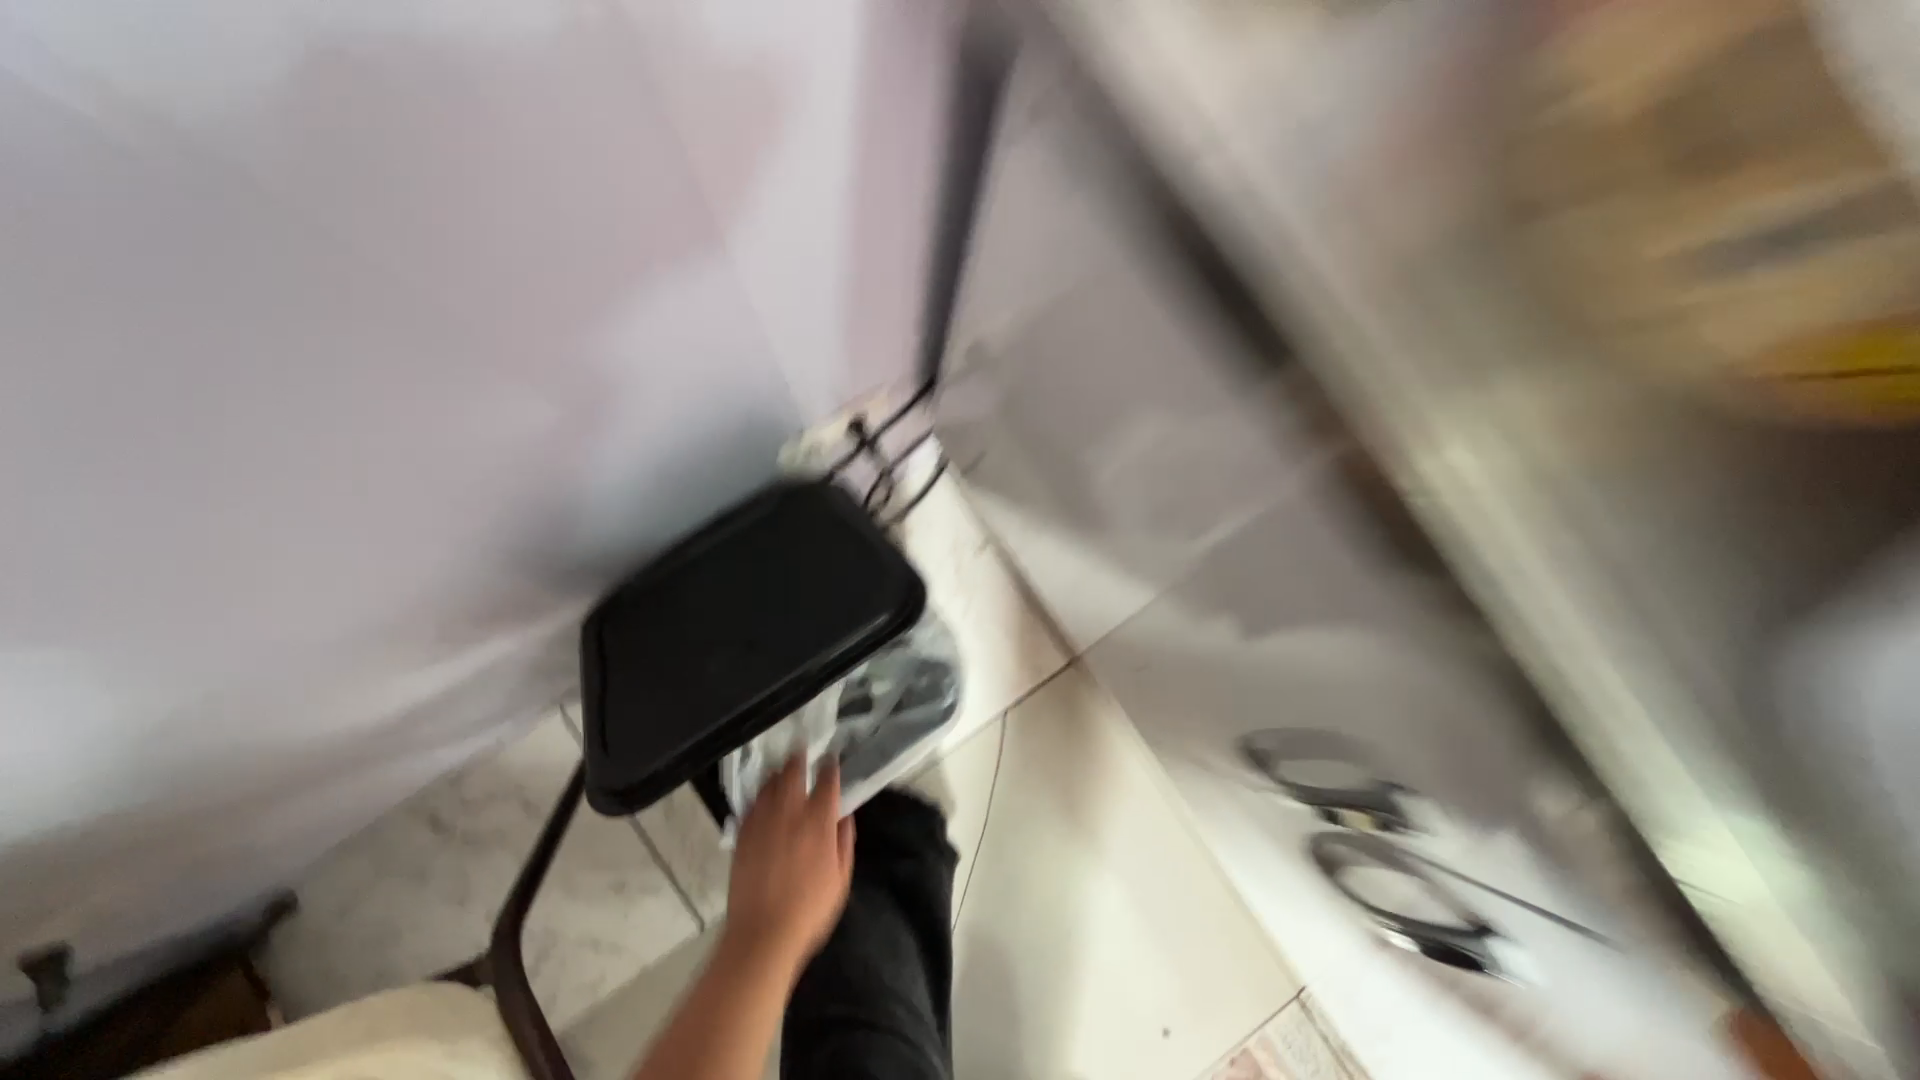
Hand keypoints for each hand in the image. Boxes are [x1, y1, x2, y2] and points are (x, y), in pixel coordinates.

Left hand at [723, 756, 854, 979]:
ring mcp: (762, 824)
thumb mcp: (840, 879)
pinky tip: (761, 795)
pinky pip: (750, 805)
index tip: (831, 758)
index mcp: (818, 824)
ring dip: (777, 773)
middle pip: (792, 775)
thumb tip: (844, 816)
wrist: (762, 934)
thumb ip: (844, 842)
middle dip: (798, 759)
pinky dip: (758, 795)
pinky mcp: (742, 836)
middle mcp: (789, 815)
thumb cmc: (809, 910)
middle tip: (801, 749)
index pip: (826, 783)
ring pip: (768, 786)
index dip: (829, 767)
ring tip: (782, 767)